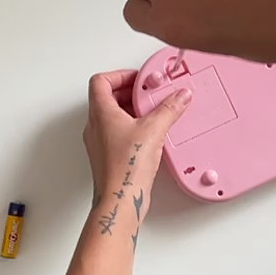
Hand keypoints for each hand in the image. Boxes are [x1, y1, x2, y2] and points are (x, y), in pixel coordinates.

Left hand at [83, 70, 191, 226]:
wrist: (120, 199)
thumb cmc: (126, 167)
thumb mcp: (153, 130)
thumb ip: (169, 109)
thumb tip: (180, 96)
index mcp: (101, 113)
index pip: (101, 81)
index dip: (120, 75)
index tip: (140, 79)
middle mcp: (96, 126)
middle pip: (107, 97)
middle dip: (130, 91)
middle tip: (149, 93)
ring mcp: (100, 142)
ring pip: (112, 115)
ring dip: (132, 109)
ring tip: (153, 112)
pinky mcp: (108, 156)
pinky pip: (117, 132)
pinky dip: (132, 127)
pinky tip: (150, 134)